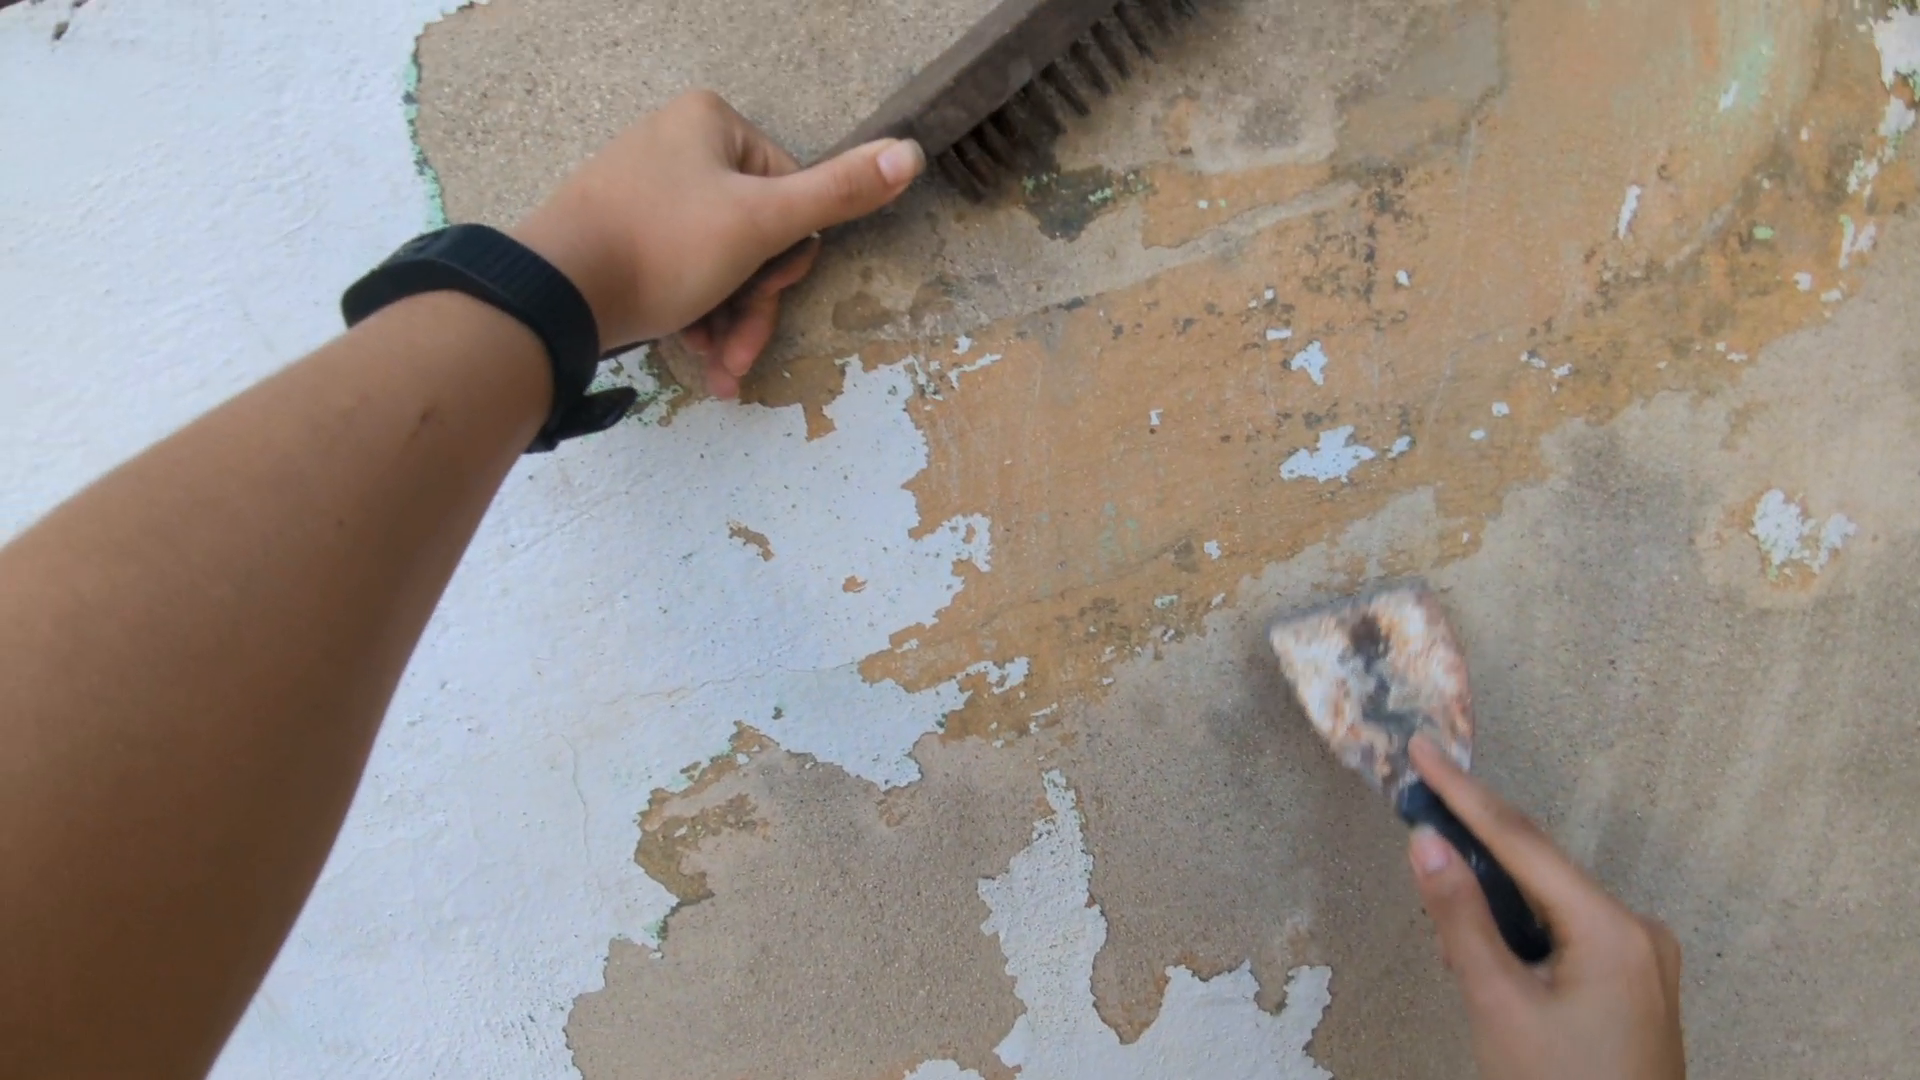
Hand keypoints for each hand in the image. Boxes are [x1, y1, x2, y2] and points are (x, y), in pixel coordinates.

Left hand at [510, 90, 924, 397]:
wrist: (557, 294)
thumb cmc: (665, 247)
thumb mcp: (763, 223)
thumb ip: (837, 194)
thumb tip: (912, 153)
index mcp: (715, 126)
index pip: (792, 194)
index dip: (788, 257)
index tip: (767, 289)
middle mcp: (682, 147)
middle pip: (756, 238)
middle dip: (755, 307)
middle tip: (742, 355)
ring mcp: (651, 192)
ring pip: (723, 266)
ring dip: (731, 326)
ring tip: (721, 373)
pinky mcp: (629, 235)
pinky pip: (687, 275)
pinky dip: (700, 320)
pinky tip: (700, 360)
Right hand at [1406, 737, 1685, 1079]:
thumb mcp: (1497, 1000)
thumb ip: (1459, 914)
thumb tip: (1423, 837)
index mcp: (1610, 929)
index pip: (1518, 840)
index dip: (1462, 790)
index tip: (1421, 746)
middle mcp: (1634, 929)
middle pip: (1534, 860)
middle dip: (1470, 833)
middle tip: (1414, 799)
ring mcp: (1635, 954)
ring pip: (1540, 892)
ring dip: (1485, 887)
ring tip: (1439, 914)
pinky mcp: (1624, 976)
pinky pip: (1554, 921)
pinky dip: (1508, 917)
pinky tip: (1478, 943)